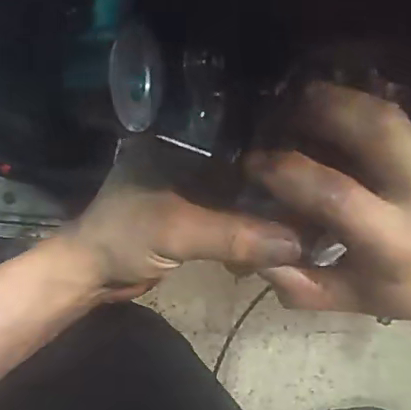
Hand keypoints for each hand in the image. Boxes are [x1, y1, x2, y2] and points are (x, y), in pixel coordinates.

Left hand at [52, 145, 303, 300]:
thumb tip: (299, 243)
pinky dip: (253, 231)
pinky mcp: (197, 215)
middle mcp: (191, 153)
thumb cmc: (123, 238)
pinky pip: (236, 218)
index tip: (317, 165)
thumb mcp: (178, 232)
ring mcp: (195, 185)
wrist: (91, 276)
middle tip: (319, 201)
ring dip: (268, 213)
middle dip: (278, 187)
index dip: (278, 149)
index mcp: (181, 137)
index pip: (241, 133)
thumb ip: (235, 235)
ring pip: (244, 194)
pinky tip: (278, 241)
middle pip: (249, 165)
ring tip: (307, 224)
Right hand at [248, 82, 410, 321]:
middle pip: (379, 128)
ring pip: (395, 120)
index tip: (256, 161)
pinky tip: (367, 141)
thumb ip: (302, 285)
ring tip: (320, 104)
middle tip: (293, 100)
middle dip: (329, 104)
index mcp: (395, 241)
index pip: (336, 195)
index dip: (289, 172)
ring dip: (352, 106)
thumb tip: (255, 256)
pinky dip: (382, 132)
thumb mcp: (356, 300)